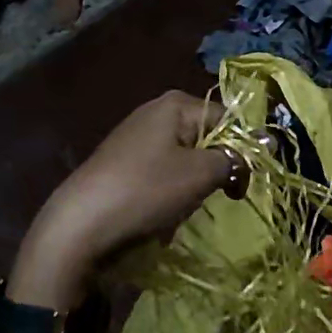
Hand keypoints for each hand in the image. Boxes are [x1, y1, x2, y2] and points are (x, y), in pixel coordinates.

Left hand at [8, 92, 248, 308]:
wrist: (77, 229)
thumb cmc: (146, 191)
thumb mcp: (202, 174)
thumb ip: (235, 159)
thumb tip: (254, 155)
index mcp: (176, 103)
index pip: (228, 120)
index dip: (241, 151)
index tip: (244, 184)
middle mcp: (155, 112)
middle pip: (206, 139)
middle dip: (214, 170)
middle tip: (217, 197)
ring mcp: (135, 139)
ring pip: (185, 160)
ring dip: (192, 187)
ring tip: (181, 210)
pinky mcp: (121, 165)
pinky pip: (161, 175)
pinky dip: (167, 194)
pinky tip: (159, 216)